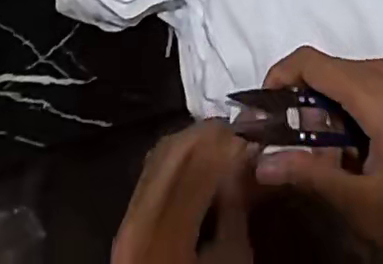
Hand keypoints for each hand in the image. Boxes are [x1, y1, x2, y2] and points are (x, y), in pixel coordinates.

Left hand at [114, 120, 254, 263]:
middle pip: (174, 149)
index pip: (198, 162)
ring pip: (160, 152)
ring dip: (194, 139)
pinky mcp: (128, 220)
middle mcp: (139, 217)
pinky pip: (153, 169)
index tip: (255, 134)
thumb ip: (237, 206)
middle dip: (211, 133)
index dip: (229, 142)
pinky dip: (179, 156)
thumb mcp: (234, 259)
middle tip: (242, 131)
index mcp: (166, 230)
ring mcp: (128, 217)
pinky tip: (202, 159)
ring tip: (225, 142)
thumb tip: (245, 161)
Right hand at [252, 47, 382, 263]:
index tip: (262, 113)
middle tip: (291, 147)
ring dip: (328, 107)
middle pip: (329, 70)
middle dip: (303, 102)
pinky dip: (352, 107)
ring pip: (349, 77)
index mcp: (375, 89)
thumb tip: (260, 164)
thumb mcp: (364, 202)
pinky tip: (358, 149)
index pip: (311, 61)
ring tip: (326, 156)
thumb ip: (310, 175)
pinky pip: (371, 83)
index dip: (279, 77)